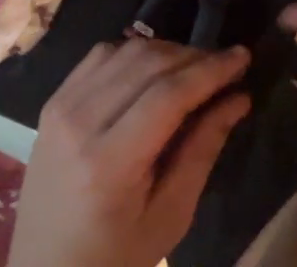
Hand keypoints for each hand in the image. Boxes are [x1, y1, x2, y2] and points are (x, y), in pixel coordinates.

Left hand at [9, 40, 250, 266]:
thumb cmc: (114, 257)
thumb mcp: (169, 217)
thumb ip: (202, 151)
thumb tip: (239, 98)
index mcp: (108, 162)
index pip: (168, 94)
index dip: (211, 69)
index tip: (244, 56)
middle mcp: (79, 123)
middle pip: (148, 64)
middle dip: (195, 57)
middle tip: (227, 67)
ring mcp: (60, 107)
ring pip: (126, 51)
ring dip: (168, 52)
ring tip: (195, 71)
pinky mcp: (53, 102)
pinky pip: (101, 56)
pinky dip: (134, 53)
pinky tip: (154, 72)